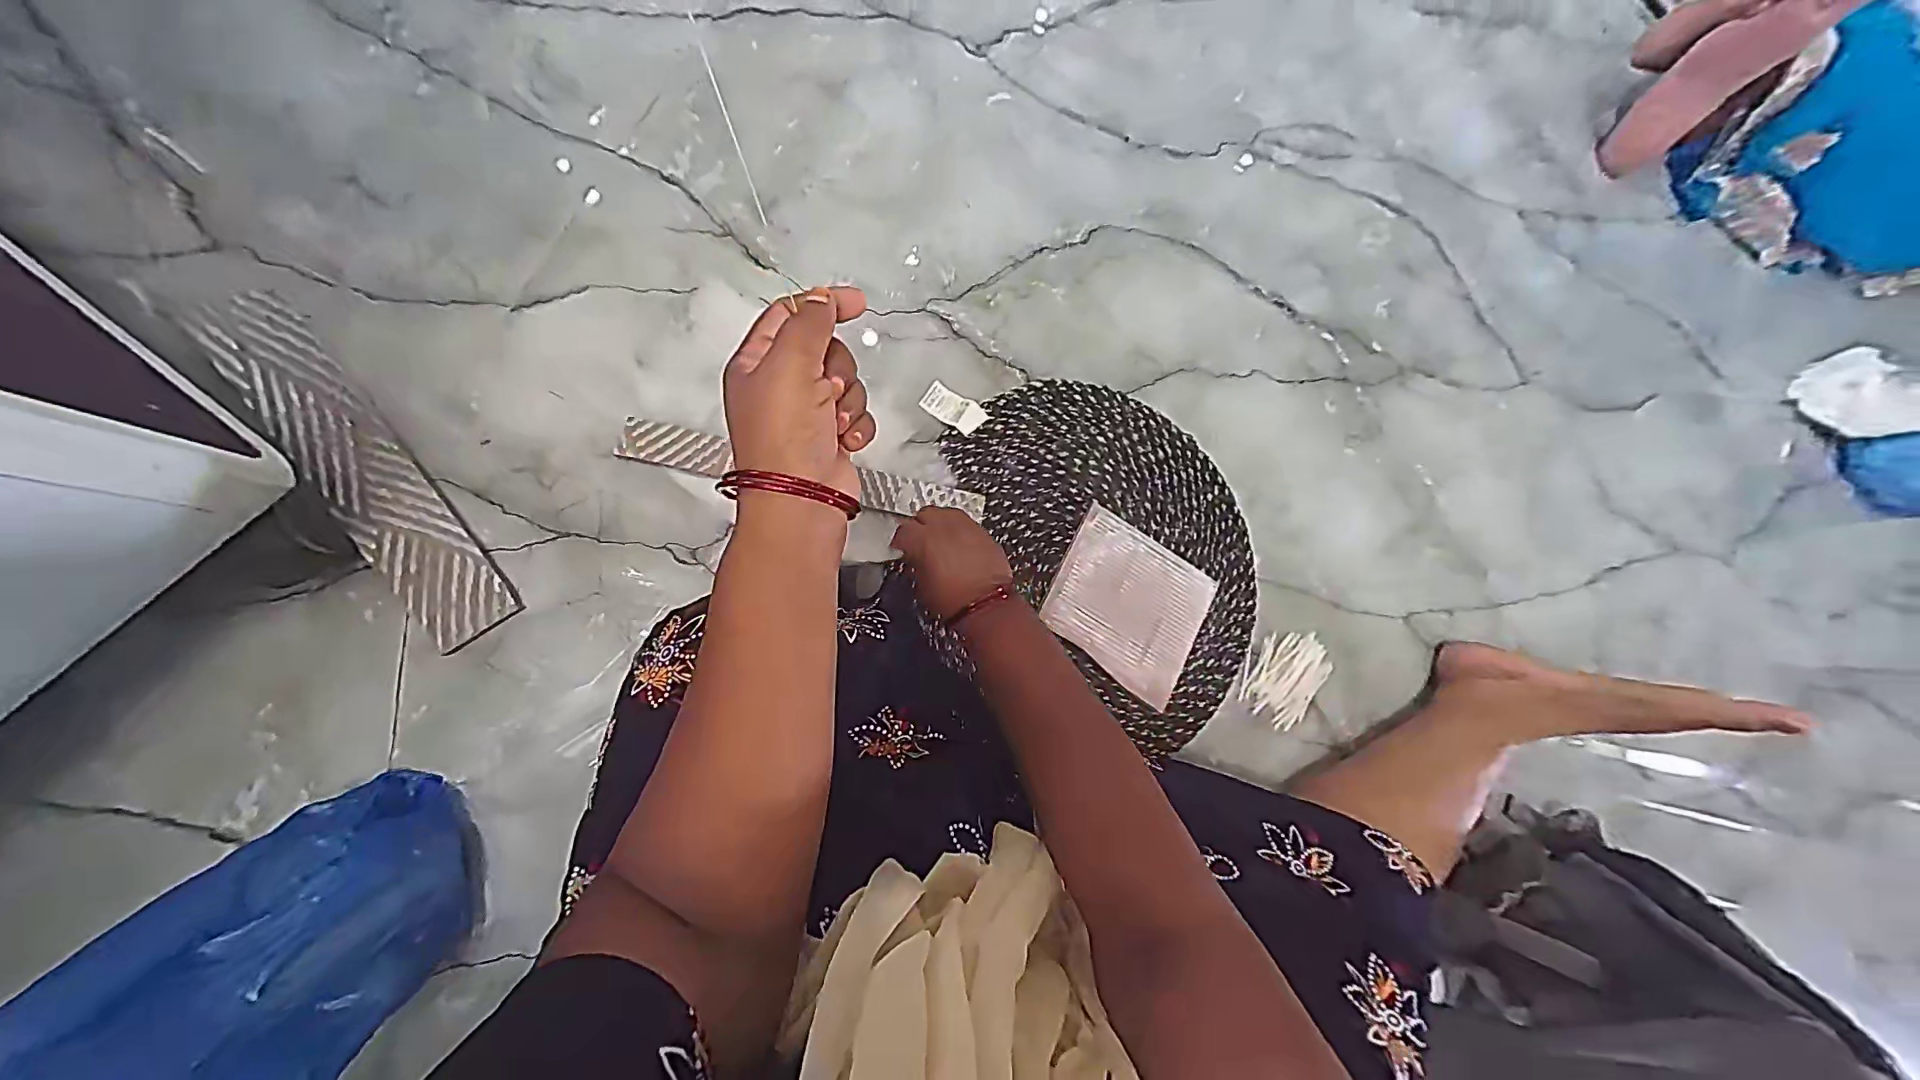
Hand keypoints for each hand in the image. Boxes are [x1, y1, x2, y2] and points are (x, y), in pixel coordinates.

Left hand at [723, 286, 872, 498]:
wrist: (802, 500)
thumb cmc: (782, 442)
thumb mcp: (790, 365)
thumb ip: (808, 323)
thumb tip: (820, 301)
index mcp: (756, 364)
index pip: (789, 315)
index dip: (821, 304)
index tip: (854, 303)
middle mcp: (779, 387)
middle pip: (825, 350)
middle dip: (837, 368)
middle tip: (827, 388)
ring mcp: (806, 413)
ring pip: (847, 382)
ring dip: (849, 401)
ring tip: (832, 421)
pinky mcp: (830, 436)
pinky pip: (857, 414)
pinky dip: (857, 426)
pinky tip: (843, 439)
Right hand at [891, 507, 1014, 619]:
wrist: (984, 607)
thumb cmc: (954, 601)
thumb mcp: (921, 584)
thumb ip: (915, 563)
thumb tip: (915, 558)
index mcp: (922, 539)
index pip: (903, 529)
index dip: (901, 540)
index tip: (902, 547)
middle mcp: (945, 527)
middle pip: (925, 514)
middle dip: (920, 526)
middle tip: (921, 541)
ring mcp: (967, 528)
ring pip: (948, 514)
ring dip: (942, 524)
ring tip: (941, 540)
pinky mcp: (984, 533)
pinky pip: (967, 525)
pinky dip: (961, 532)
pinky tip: (961, 546)